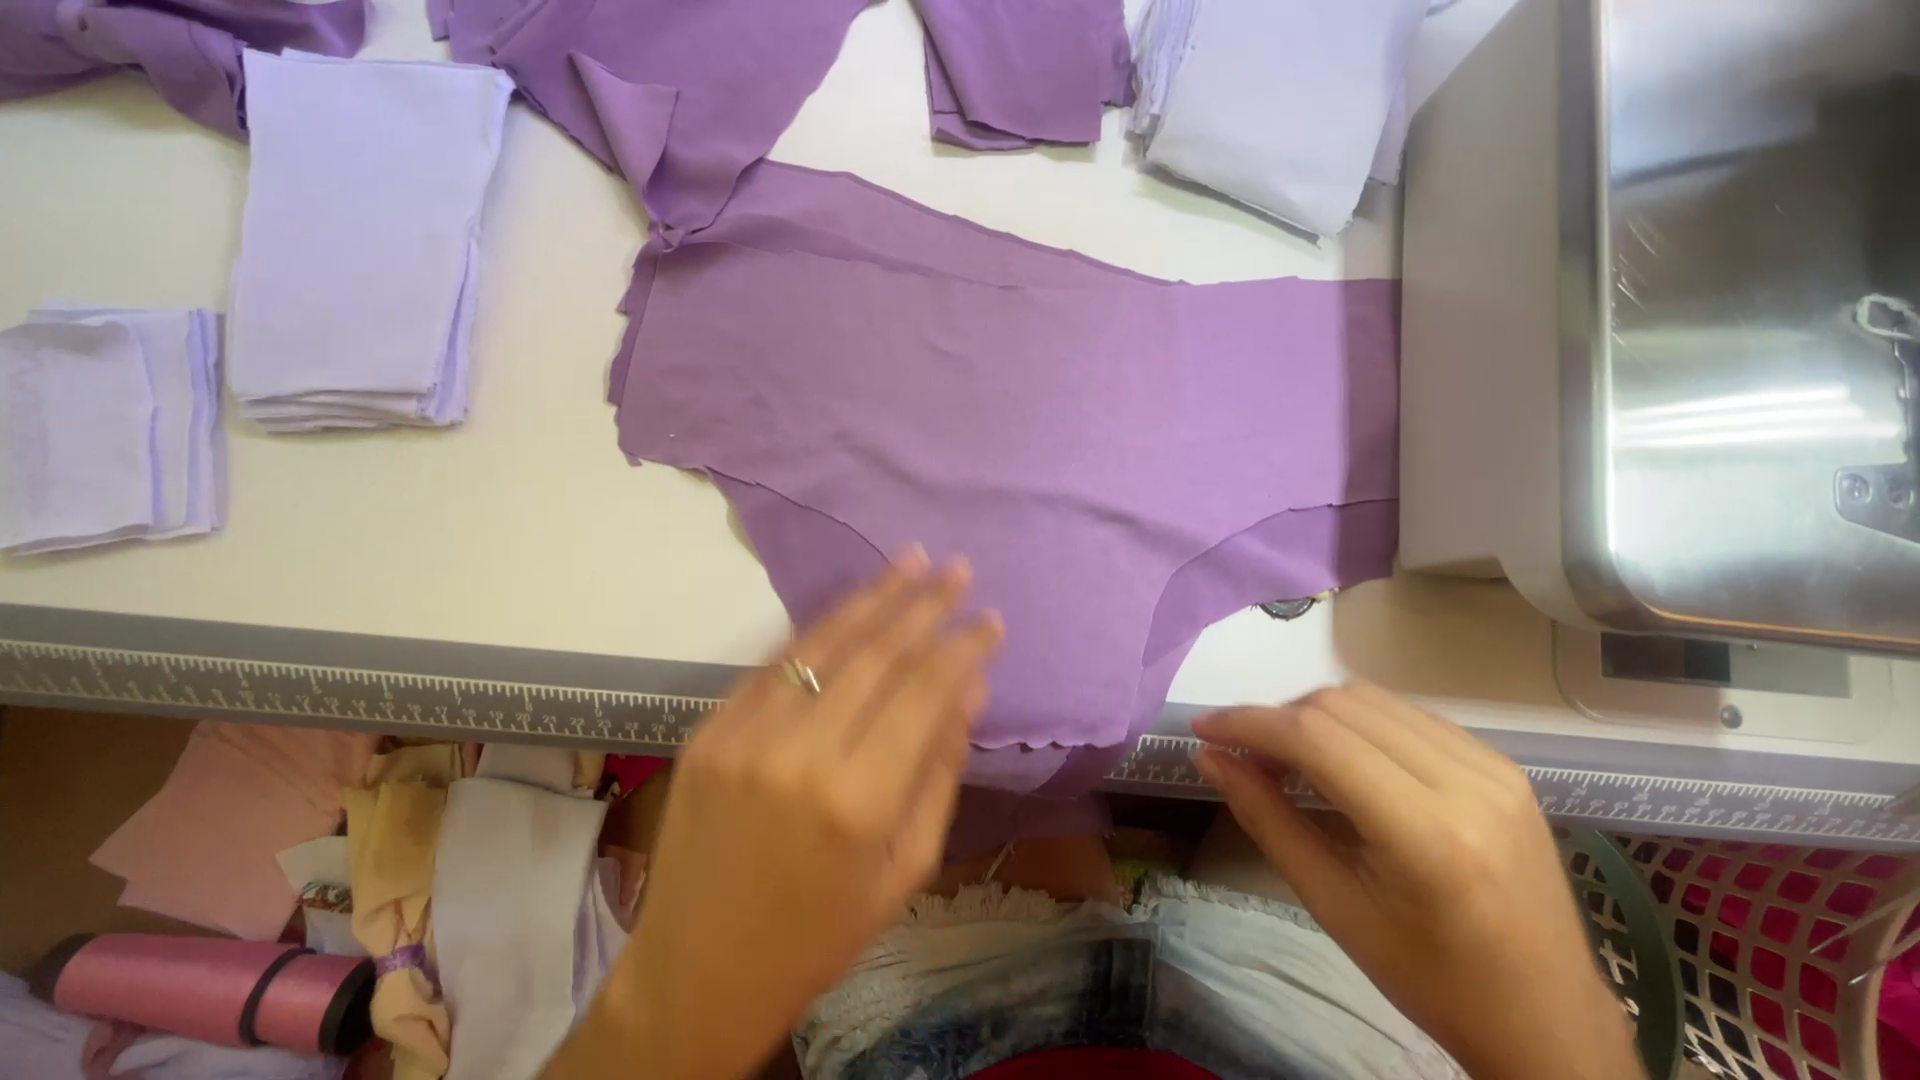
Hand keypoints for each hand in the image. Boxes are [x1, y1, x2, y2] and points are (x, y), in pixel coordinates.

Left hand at [547, 550, 1001, 1079]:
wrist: (701, 966)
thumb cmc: (822, 932)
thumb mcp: (905, 868)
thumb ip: (939, 771)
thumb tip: (969, 689)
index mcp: (859, 800)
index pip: (923, 694)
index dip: (962, 649)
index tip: (991, 619)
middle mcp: (800, 754)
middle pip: (876, 654)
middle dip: (924, 605)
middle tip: (959, 569)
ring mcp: (745, 735)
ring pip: (821, 644)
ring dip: (871, 597)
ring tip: (911, 560)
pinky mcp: (709, 730)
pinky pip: (772, 664)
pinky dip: (816, 630)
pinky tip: (849, 605)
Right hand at [1191, 684, 1642, 1079]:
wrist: (1545, 1019)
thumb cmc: (1428, 979)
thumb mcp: (1333, 905)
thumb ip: (1266, 819)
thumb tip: (1210, 758)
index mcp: (1427, 833)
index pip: (1317, 738)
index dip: (1249, 723)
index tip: (1203, 730)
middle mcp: (1468, 783)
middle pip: (1342, 705)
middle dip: (1278, 720)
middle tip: (1245, 760)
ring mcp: (1494, 768)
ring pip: (1373, 700)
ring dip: (1315, 718)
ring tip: (1288, 762)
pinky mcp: (1503, 766)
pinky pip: (1408, 716)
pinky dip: (1357, 726)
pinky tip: (1342, 764)